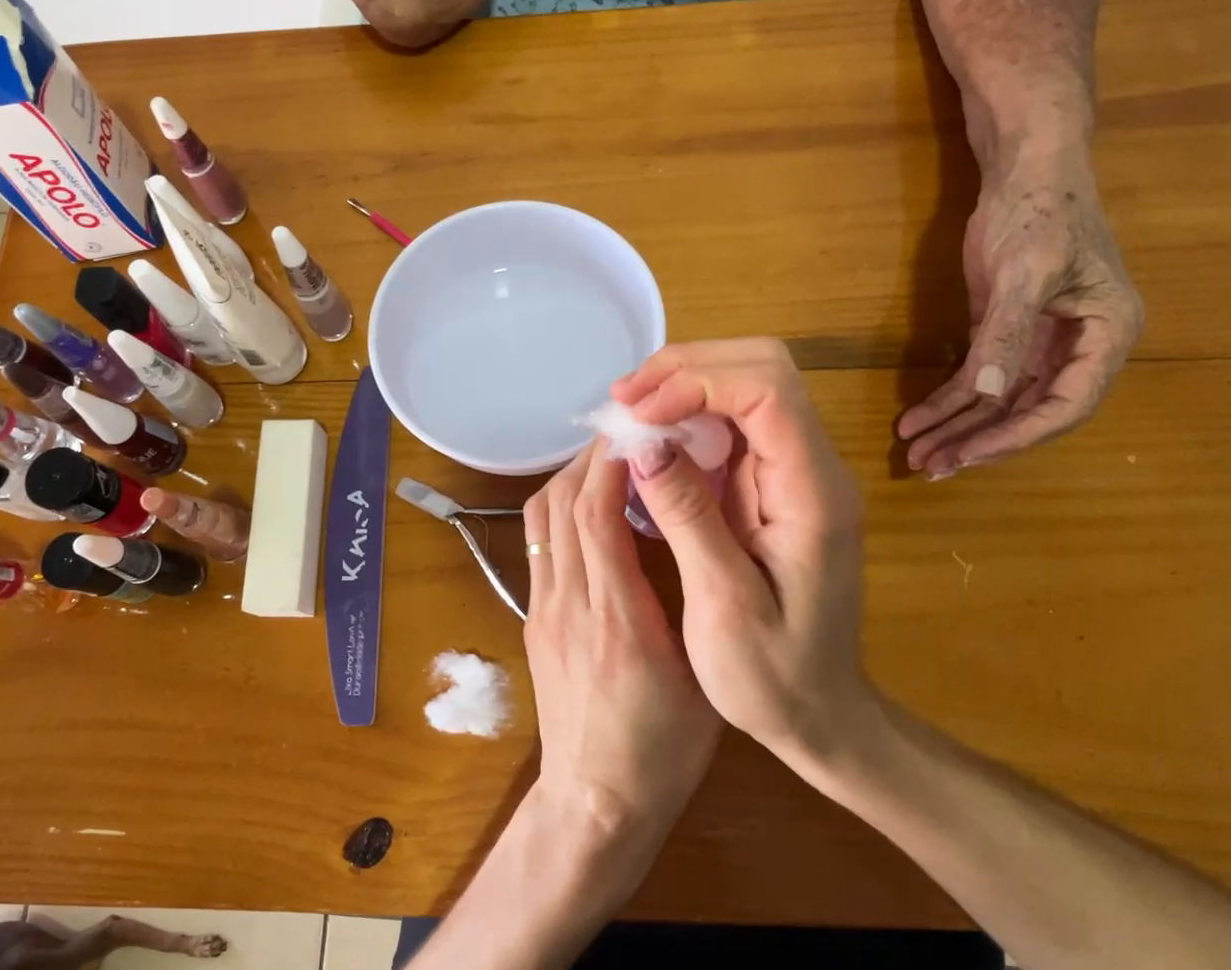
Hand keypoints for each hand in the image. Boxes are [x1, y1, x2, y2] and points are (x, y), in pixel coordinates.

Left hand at [522, 441, 721, 833]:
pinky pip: (539, 545)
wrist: (596, 803)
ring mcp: (542, 612)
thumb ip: (689, 599)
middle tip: (632, 434)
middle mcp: (568, 606)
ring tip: (613, 464)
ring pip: (541, 520)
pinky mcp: (532, 620)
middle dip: (591, 458)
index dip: (612, 462)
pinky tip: (592, 508)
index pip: (596, 515)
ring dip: (570, 480)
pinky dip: (560, 510)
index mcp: (616, 620)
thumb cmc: (664, 749)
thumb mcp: (698, 677)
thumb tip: (682, 523)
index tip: (640, 428)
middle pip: (559, 504)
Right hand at [611, 340, 872, 755]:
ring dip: (684, 387)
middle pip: (762, 368)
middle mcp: (814, 468)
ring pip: (748, 386)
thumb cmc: (775, 677)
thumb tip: (644, 443)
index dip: (696, 381)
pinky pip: (735, 423)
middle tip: (621, 404)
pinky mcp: (776, 486)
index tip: (636, 414)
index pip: (767, 389)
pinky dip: (688, 416)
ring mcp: (797, 473)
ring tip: (626, 416)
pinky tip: (651, 440)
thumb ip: (688, 517)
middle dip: (687, 369)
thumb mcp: (723, 605)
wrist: (823, 714)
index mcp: (813, 494)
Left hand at [898, 144, 1143, 477]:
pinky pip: (977, 379)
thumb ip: (1008, 334)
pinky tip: (916, 420)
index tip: (968, 455)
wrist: (1023, 171)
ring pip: (999, 402)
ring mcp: (1040, 344)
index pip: (1065, 406)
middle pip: (1027, 412)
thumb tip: (991, 393)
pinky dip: (947, 400)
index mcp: (1106, 336)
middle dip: (978, 442)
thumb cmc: (1038, 213)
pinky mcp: (1005, 335)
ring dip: (957, 429)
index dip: (1015, 436)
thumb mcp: (1025, 272)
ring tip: (915, 456)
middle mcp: (1078, 349)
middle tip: (930, 469)